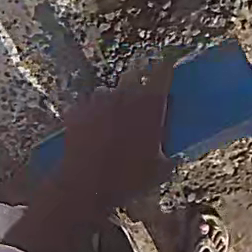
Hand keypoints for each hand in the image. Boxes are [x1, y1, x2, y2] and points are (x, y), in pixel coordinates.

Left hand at [50, 62, 174, 216]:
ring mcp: (97, 100)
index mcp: (150, 104)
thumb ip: (169, 155)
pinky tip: (91, 132)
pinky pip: (87, 106)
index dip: (165, 67)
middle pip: (133, 75)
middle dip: (137, 83)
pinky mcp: (76, 110)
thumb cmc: (130, 178)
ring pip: (107, 91)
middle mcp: (124, 94)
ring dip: (112, 100)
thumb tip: (175, 156)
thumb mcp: (160, 170)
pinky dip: (90, 114)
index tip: (167, 66)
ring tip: (112, 121)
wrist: (86, 185)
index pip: (163, 72)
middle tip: (139, 100)